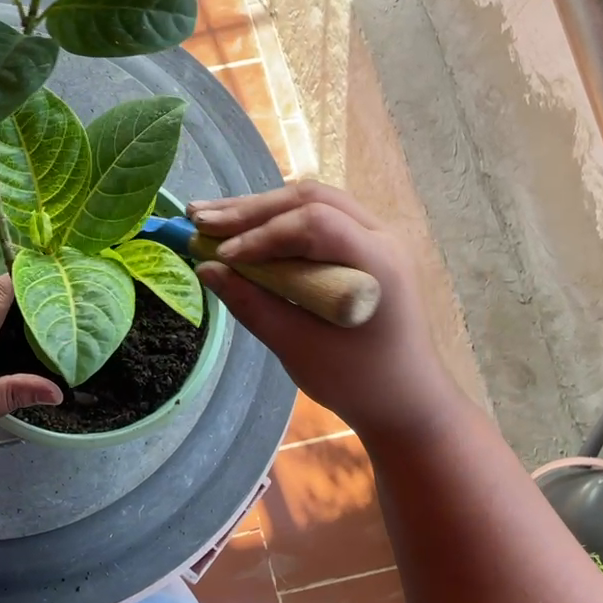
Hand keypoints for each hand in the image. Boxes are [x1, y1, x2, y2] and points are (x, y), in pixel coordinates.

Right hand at [187, 182, 462, 437]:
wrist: (405, 401)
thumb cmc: (357, 382)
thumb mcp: (298, 347)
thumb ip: (253, 304)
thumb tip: (207, 270)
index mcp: (377, 263)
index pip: (314, 223)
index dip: (261, 234)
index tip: (220, 255)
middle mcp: (381, 237)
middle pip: (309, 200)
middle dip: (249, 209)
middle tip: (197, 218)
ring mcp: (373, 239)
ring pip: (310, 204)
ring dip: (257, 210)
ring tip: (207, 216)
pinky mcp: (359, 249)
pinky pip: (314, 221)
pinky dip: (274, 223)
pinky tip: (239, 229)